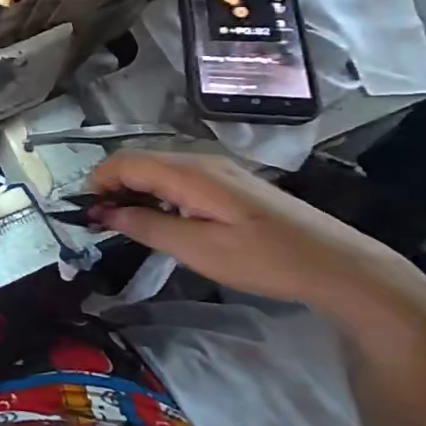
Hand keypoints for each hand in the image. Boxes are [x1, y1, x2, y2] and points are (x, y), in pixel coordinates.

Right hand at [88, 151, 425, 316]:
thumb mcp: (197, 249)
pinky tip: (162, 220)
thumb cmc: (264, 259)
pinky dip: (156, 194)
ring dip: (132, 191)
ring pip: (156, 169)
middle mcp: (200, 160)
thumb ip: (146, 225)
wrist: (338, 265)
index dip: (97, 183)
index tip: (86, 215)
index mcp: (189, 172)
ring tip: (126, 225)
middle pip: (137, 161)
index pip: (123, 162)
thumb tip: (103, 211)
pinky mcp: (229, 183)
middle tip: (101, 224)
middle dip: (110, 187)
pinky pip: (177, 178)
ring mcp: (217, 169)